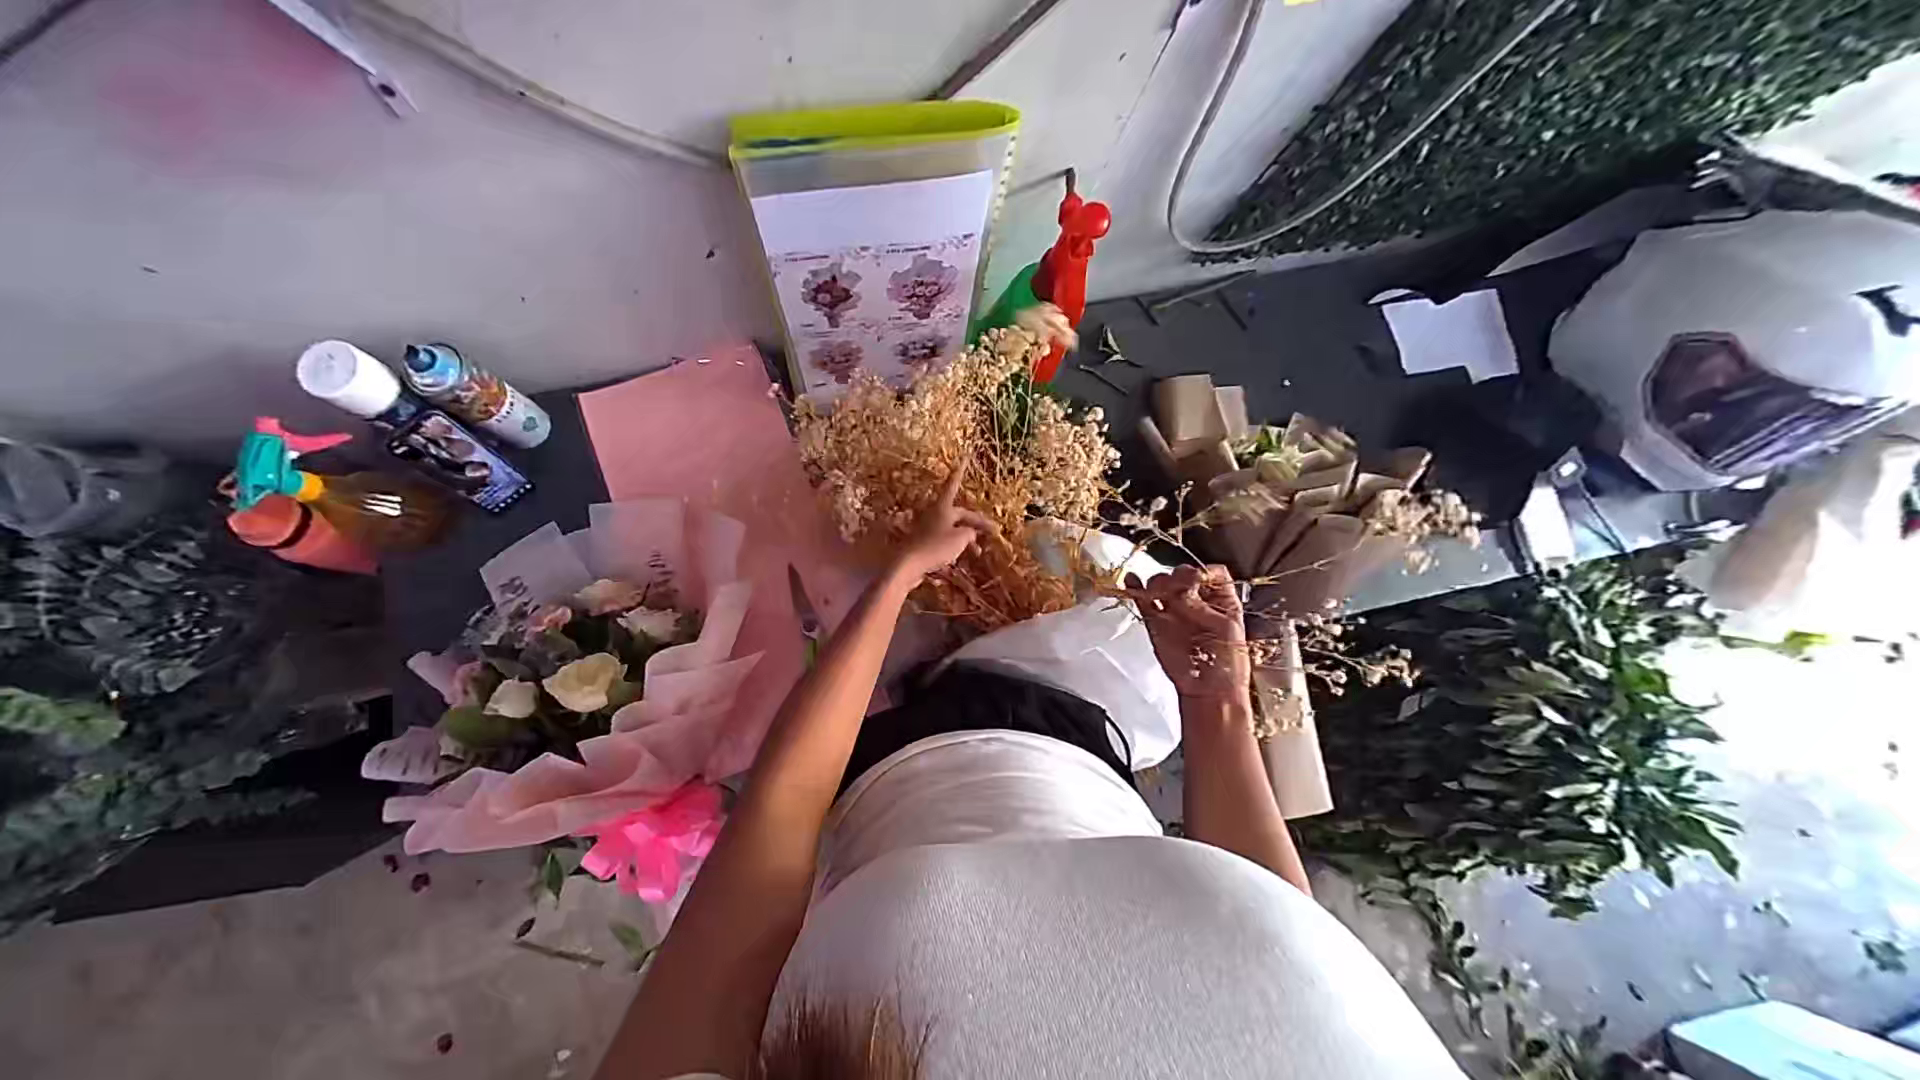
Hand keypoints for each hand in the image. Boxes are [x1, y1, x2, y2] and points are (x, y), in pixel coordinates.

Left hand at [892, 463, 991, 581]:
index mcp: (943, 507)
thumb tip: (969, 533)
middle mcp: (934, 514)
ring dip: (966, 539)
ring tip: (978, 552)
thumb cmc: (935, 547)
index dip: (960, 472)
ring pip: (952, 530)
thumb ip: (969, 532)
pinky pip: (943, 541)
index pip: (953, 484)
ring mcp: (927, 529)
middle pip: (959, 514)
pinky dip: (954, 547)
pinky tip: (960, 558)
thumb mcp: (960, 538)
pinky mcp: (923, 544)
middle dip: (975, 524)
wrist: (908, 565)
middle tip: (992, 532)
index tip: (965, 457)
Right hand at [1126, 564, 1249, 705]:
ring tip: (1157, 593)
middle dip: (1177, 576)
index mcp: (1221, 600)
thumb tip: (1181, 592)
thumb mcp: (1226, 630)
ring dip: (1158, 583)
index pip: (1212, 573)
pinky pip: (1144, 601)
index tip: (1194, 579)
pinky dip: (1136, 588)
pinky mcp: (1156, 622)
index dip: (1203, 571)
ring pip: (1162, 584)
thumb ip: (1202, 608)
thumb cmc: (1228, 663)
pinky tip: (1132, 580)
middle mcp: (1197, 601)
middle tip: (1176, 588)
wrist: (1208, 691)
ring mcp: (1174, 610)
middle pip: (1183, 574)